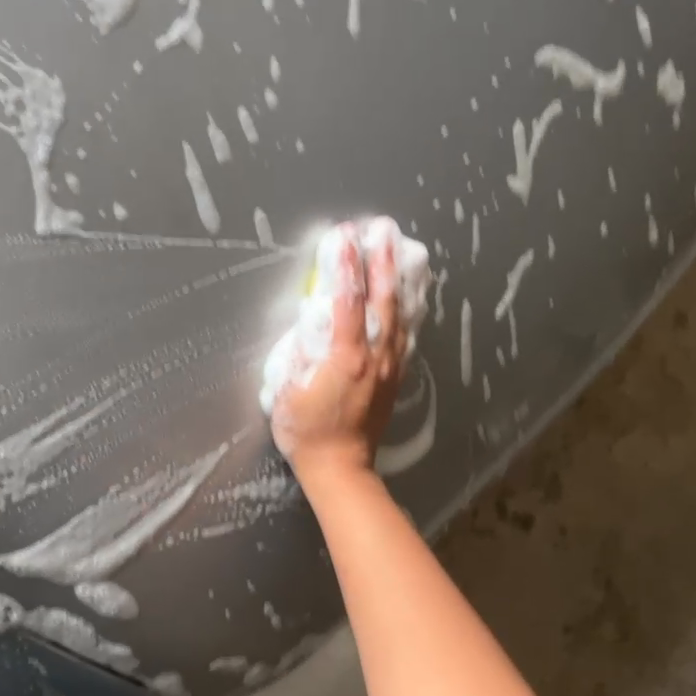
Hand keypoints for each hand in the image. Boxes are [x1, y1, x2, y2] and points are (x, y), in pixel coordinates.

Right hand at [269, 221, 413, 487]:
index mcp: (345, 358)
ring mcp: (389, 366)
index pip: (346, 301)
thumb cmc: (305, 433)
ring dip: (399, 279)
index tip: (343, 236)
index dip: (345, 266)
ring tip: (402, 249)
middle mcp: (374, 356)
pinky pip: (405, 334)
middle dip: (381, 261)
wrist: (339, 467)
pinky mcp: (395, 377)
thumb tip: (306, 324)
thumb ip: (296, 355)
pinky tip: (409, 295)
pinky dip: (408, 309)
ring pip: (401, 313)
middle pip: (382, 299)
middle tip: (381, 228)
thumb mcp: (286, 393)